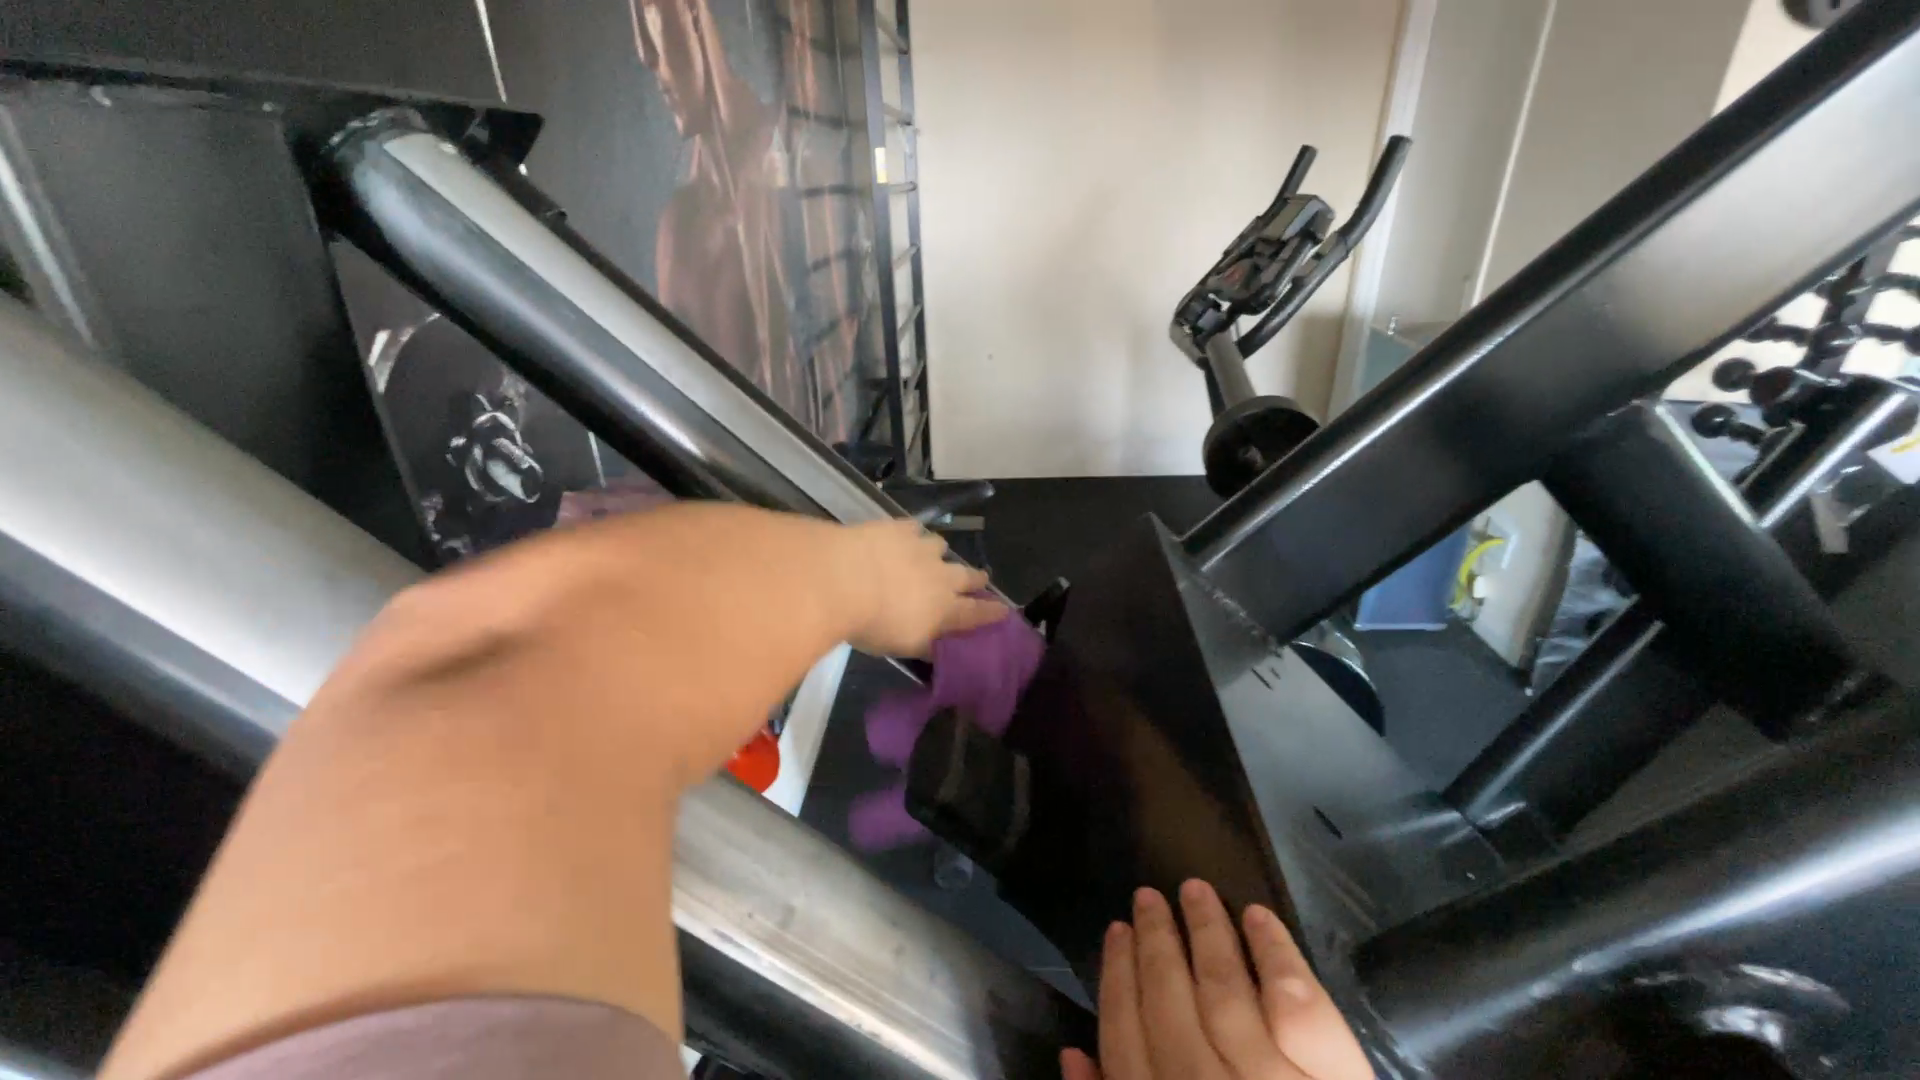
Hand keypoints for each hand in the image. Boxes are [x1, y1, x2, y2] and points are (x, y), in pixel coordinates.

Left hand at [838, 519, 1007, 655]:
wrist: (842, 579)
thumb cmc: (870, 624)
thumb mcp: (900, 647)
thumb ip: (924, 645)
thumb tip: (939, 649)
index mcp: (943, 610)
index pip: (974, 613)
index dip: (990, 613)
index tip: (1004, 610)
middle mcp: (940, 577)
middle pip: (966, 576)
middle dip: (976, 579)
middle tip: (981, 578)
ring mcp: (921, 549)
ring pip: (941, 547)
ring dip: (941, 553)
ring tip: (935, 554)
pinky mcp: (899, 528)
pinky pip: (914, 528)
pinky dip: (913, 534)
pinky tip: (905, 535)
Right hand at [1062, 882, 1371, 1079]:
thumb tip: (1073, 1052)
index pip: (1124, 1034)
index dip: (1117, 975)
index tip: (1116, 930)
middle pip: (1170, 1002)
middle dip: (1155, 941)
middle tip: (1147, 896)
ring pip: (1224, 989)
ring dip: (1205, 930)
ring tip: (1195, 890)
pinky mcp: (1332, 1079)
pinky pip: (1296, 1003)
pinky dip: (1274, 951)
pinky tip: (1257, 915)